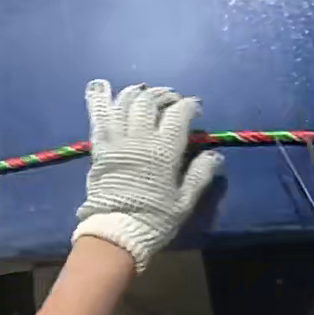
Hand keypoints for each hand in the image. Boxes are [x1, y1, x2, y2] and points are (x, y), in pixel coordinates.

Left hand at [71, 80, 222, 272]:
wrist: (116, 230)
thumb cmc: (154, 218)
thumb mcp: (184, 201)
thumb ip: (200, 174)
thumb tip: (215, 154)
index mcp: (164, 151)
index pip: (179, 114)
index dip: (189, 105)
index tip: (194, 107)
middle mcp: (140, 139)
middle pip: (150, 102)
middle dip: (163, 95)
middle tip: (169, 100)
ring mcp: (117, 140)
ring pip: (125, 103)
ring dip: (136, 93)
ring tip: (143, 92)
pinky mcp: (99, 146)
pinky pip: (98, 116)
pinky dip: (99, 97)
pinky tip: (100, 84)